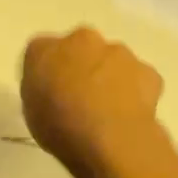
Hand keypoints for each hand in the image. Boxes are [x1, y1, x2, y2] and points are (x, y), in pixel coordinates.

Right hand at [19, 27, 173, 177]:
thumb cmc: (57, 124)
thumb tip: (53, 85)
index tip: (48, 92)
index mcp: (44, 49)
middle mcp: (82, 39)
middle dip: (79, 67)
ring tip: (103, 111)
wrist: (108, 138)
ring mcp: (119, 53)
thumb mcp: (30, 108)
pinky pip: (136, 78)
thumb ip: (40, 88)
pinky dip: (131, 90)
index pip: (40, 51)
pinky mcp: (148, 71)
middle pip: (79, 49)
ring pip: (110, 61)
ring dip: (106, 77)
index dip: (45, 72)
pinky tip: (125, 114)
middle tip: (76, 98)